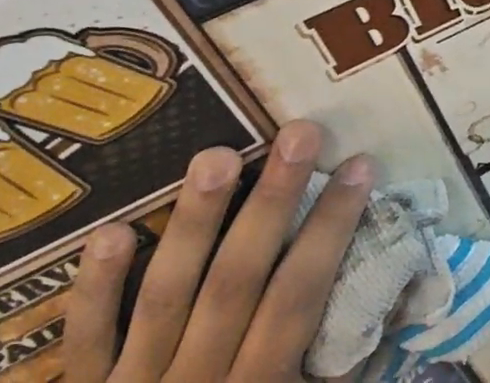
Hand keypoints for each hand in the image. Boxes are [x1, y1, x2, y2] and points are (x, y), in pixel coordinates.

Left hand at [65, 120, 374, 382]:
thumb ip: (344, 372)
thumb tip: (404, 327)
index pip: (302, 293)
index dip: (333, 227)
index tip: (361, 166)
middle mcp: (198, 379)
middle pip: (239, 278)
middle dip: (273, 201)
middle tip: (300, 132)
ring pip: (167, 293)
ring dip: (194, 222)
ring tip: (216, 153)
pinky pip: (85, 342)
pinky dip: (93, 290)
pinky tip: (111, 230)